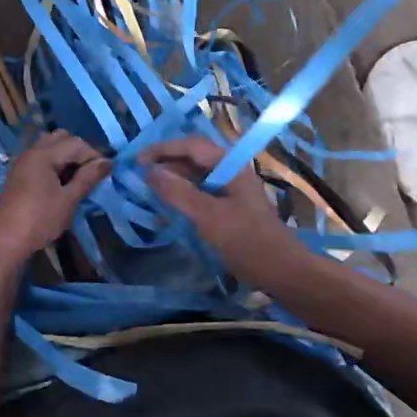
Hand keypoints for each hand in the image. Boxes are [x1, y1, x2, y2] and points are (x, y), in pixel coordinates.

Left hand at [0, 130, 111, 261]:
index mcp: (43, 154)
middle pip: (61, 138)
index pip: (76, 143)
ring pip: (49, 146)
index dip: (94, 156)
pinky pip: (39, 157)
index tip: (106, 174)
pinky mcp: (18, 174)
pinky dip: (53, 162)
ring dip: (65, 155)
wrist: (5, 241)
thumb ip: (88, 178)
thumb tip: (108, 162)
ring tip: (75, 177)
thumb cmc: (40, 220)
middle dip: (79, 151)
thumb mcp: (68, 200)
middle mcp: (31, 152)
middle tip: (89, 173)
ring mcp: (22, 162)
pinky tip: (59, 182)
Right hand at [143, 137, 307, 283]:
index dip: (161, 149)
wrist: (282, 271)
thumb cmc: (247, 242)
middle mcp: (230, 171)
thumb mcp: (209, 217)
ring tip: (145, 189)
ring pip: (194, 176)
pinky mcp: (228, 207)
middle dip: (164, 163)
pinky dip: (181, 195)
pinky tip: (166, 206)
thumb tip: (149, 172)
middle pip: (192, 158)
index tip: (135, 160)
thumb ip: (179, 193)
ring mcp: (230, 189)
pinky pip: (199, 192)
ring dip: (171, 180)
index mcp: (230, 165)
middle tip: (136, 175)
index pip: (191, 145)